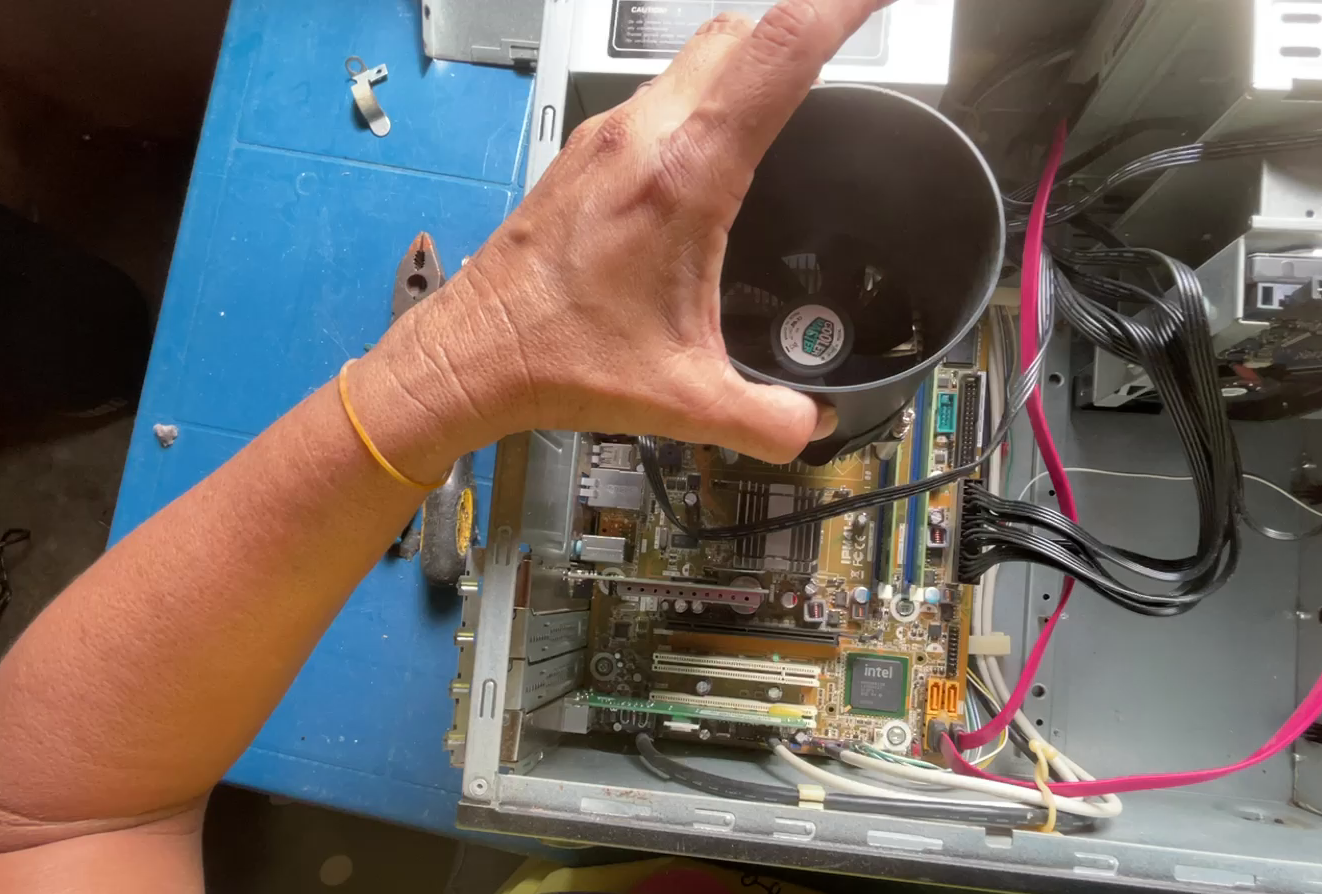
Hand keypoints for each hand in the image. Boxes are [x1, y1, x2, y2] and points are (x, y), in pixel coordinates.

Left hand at [372, 0, 886, 467]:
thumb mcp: (685, 401)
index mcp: (682, 179)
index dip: (841, 7)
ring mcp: (607, 140)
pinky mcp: (585, 158)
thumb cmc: (562, 360)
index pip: (778, 53)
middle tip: (843, 45)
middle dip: (799, 25)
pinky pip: (657, 95)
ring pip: (692, 58)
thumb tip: (814, 425)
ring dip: (745, 61)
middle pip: (738, 34)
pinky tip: (709, 148)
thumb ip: (766, 421)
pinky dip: (702, 97)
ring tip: (785, 95)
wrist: (478, 354)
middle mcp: (642, 138)